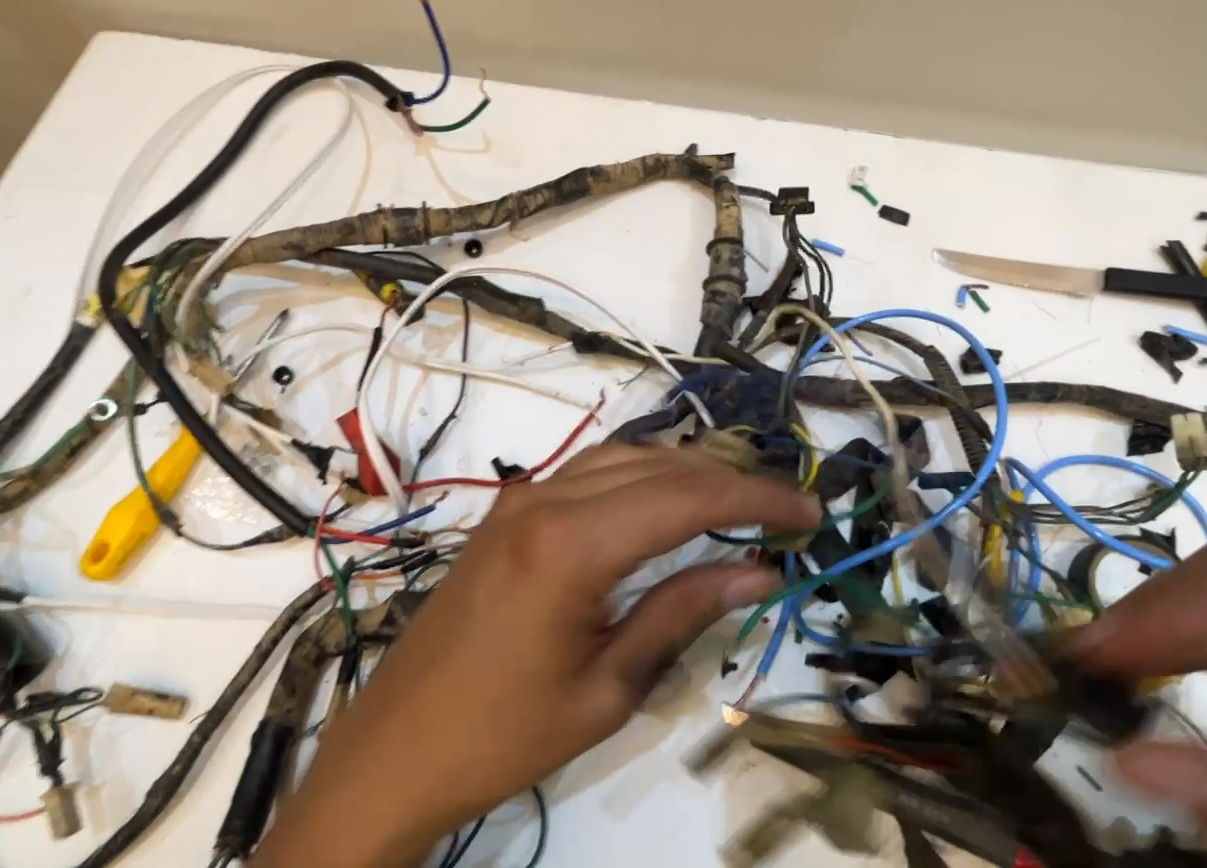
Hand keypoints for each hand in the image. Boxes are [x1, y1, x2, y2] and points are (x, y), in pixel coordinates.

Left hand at [256, 444, 818, 867]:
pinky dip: (642, 478)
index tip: (810, 512)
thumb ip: (683, 612)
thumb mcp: (610, 686)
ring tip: (742, 503)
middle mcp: (545, 499)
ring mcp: (520, 500)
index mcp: (573, 542)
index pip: (690, 496)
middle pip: (660, 466)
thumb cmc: (505, 733)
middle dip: (731, 480)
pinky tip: (669, 504)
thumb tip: (759, 569)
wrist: (397, 747)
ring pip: (624, 458)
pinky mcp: (508, 514)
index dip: (757, 498)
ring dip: (687, 472)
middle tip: (787, 511)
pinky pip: (590, 474)